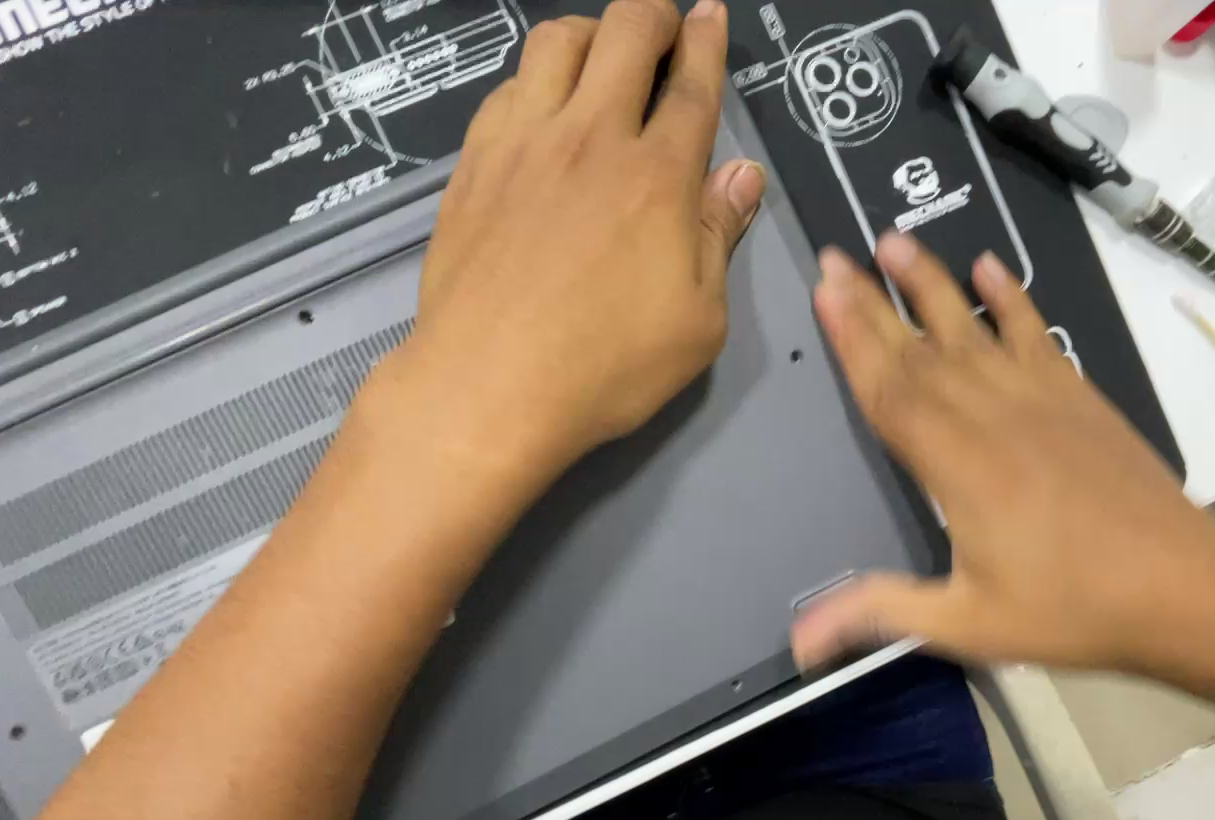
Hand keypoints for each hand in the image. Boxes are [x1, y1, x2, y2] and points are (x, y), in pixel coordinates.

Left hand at [387, 0, 766, 473]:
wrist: (491, 387)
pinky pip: (505, 88)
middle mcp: (590, 141)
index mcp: (657, 178)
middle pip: (624, 33)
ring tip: (601, 55)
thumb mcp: (698, 322)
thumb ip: (719, 238)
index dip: (706, 44)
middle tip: (665, 30)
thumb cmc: (606, 368)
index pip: (691, 87)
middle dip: (653, 17)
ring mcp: (523, 147)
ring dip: (589, 32)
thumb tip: (741, 178)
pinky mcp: (474, 168)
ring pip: (554, 43)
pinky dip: (533, 79)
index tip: (709, 18)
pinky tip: (539, 106)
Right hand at [791, 234, 1214, 703]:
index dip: (852, 339)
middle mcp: (993, 417)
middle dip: (872, 301)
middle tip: (835, 255)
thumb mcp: (967, 623)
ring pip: (972, 330)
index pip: (890, 389)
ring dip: (931, 283)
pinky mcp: (1079, 398)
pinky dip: (1010, 298)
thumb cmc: (1071, 611)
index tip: (826, 288)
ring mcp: (1041, 400)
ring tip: (895, 241)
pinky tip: (990, 267)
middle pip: (920, 350)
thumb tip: (798, 640)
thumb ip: (880, 613)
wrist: (1187, 594)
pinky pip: (1035, 335)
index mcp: (957, 466)